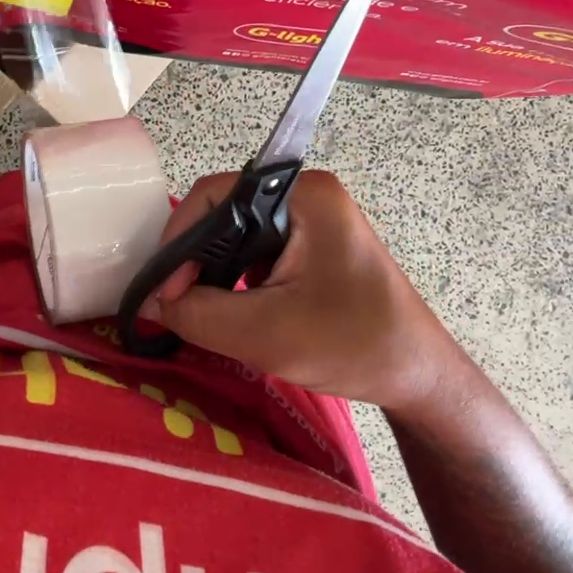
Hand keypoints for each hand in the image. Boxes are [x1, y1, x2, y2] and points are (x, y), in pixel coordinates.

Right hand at [143, 171, 465, 413]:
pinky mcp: (312, 246)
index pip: (215, 196)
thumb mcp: (265, 334)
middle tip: (175, 305)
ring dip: (216, 273)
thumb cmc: (354, 345)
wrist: (421, 378)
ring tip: (199, 311)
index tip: (164, 287)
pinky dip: (237, 281)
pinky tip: (230, 312)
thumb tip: (151, 302)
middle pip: (225, 214)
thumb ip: (198, 314)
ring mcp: (311, 220)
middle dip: (196, 260)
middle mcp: (306, 195)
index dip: (180, 238)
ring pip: (238, 236)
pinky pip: (257, 252)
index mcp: (303, 194)